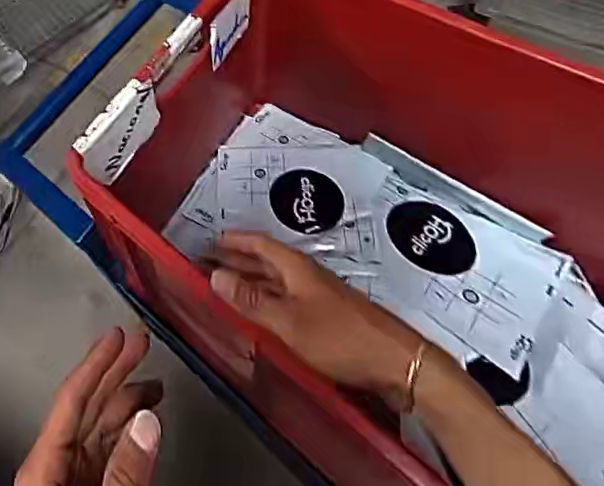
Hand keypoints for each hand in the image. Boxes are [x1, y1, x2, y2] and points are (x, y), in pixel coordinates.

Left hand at [16, 328, 162, 485]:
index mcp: (42, 466)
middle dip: (117, 370)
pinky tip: (142, 425)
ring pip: (99, 428)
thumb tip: (146, 424)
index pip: (71, 397)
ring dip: (128, 403)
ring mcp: (67, 480)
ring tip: (154, 385)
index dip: (96, 361)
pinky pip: (106, 453)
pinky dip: (127, 434)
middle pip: (87, 406)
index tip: (116, 335)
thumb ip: (122, 468)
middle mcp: (52, 467)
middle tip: (140, 342)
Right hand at [209, 232, 423, 402]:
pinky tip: (259, 311)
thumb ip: (251, 300)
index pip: (258, 243)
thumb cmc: (340, 337)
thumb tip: (216, 276)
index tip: (211, 240)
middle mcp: (304, 274)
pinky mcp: (324, 315)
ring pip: (274, 279)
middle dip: (236, 259)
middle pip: (264, 259)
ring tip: (225, 283)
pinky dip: (266, 298)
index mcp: (295, 267)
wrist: (393, 361)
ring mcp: (316, 293)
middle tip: (209, 261)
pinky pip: (285, 297)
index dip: (234, 241)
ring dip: (249, 279)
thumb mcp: (288, 321)